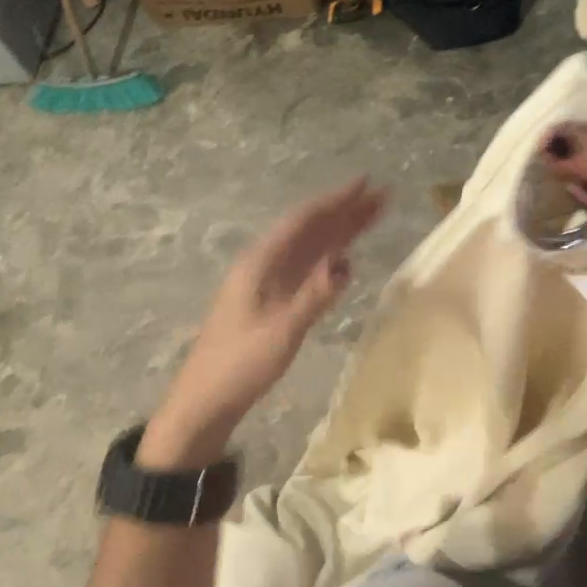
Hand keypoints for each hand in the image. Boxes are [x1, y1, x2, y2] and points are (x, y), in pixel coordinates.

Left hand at [144, 178, 386, 466]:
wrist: (204, 402)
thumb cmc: (240, 365)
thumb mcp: (282, 332)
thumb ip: (314, 296)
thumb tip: (345, 263)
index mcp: (260, 262)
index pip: (303, 221)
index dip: (334, 201)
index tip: (365, 184)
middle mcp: (265, 263)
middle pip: (310, 228)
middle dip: (345, 211)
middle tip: (382, 196)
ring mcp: (268, 281)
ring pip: (311, 246)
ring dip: (341, 230)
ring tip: (374, 214)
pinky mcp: (273, 299)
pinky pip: (306, 267)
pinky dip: (329, 256)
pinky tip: (347, 254)